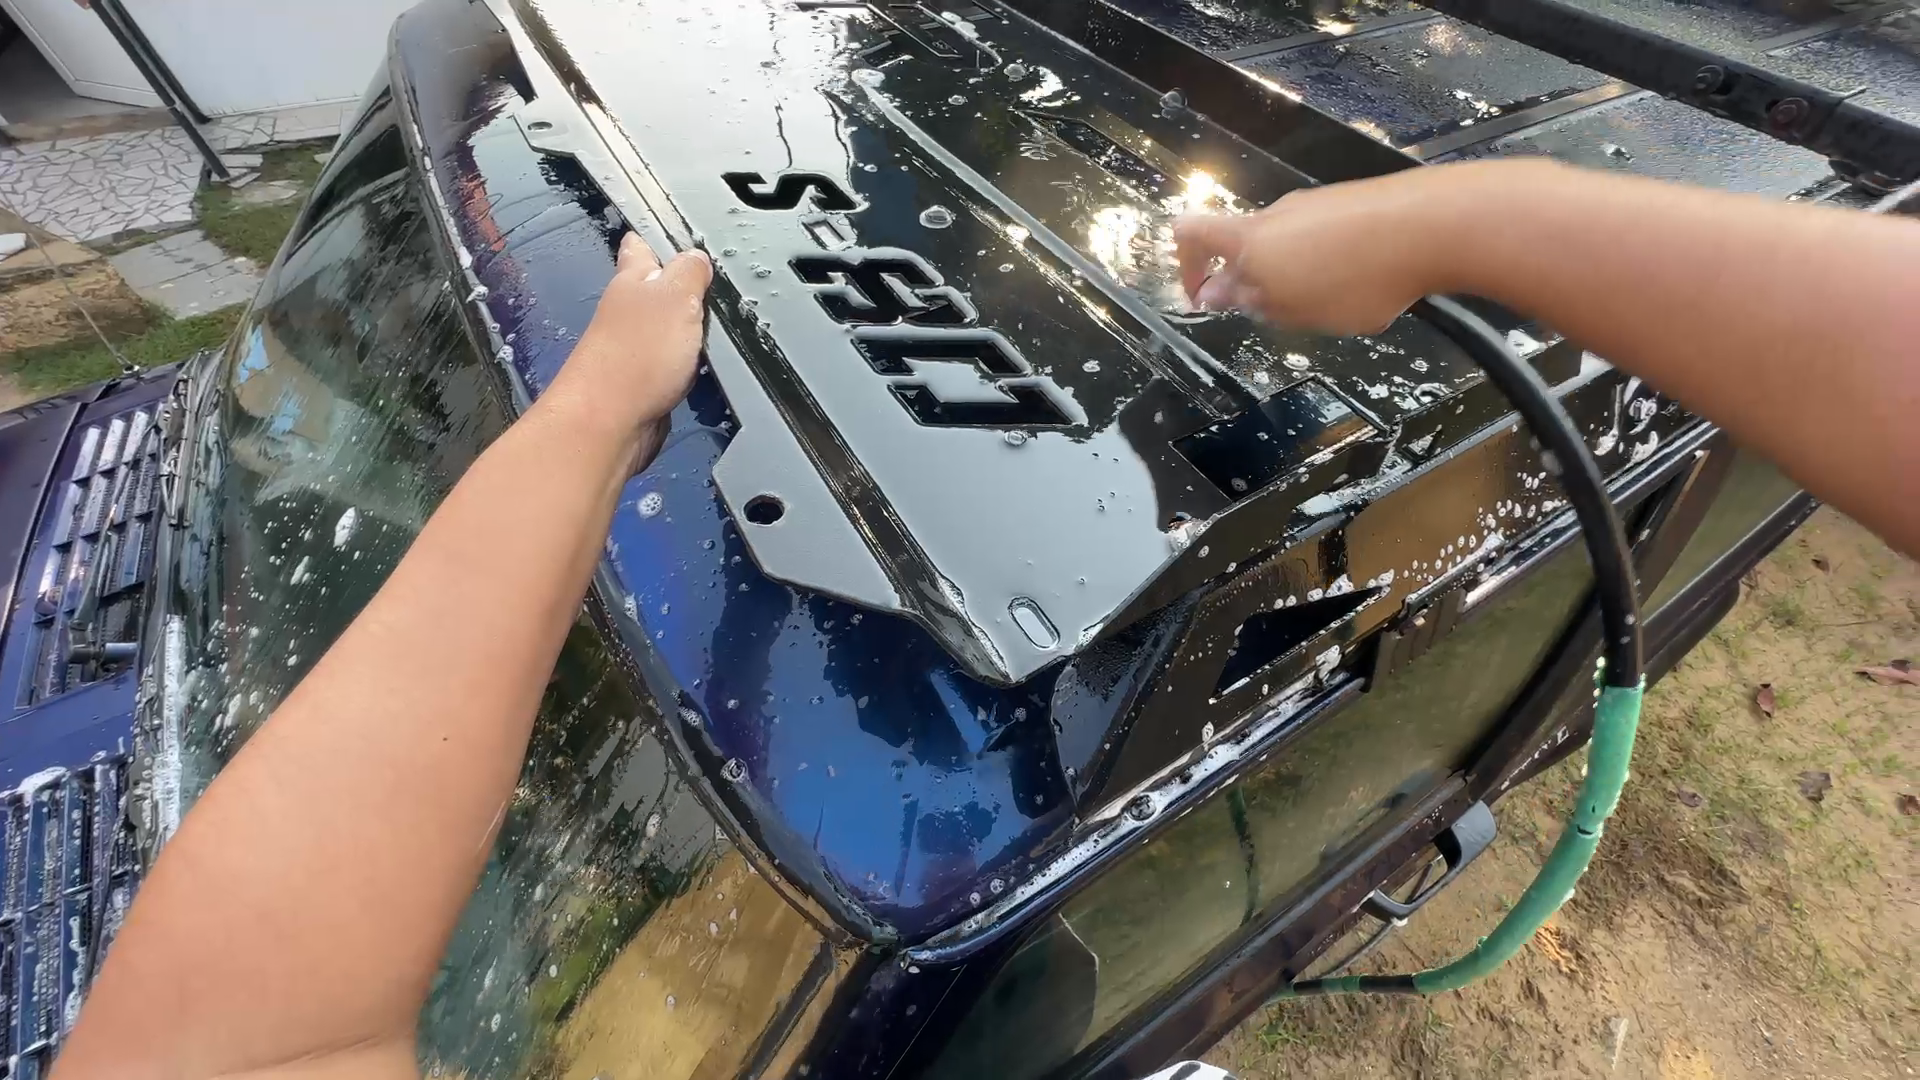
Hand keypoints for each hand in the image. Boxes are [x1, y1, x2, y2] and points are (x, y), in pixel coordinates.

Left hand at [544, 232, 712, 470]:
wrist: (613, 419)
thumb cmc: (641, 353)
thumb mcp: (676, 298)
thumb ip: (691, 273)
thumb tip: (697, 256)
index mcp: (632, 281)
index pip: (640, 247)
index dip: (656, 240)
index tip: (678, 239)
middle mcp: (628, 311)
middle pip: (653, 289)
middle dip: (677, 285)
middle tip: (711, 284)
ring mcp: (634, 348)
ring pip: (662, 327)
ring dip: (685, 325)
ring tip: (717, 324)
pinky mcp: (644, 382)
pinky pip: (670, 361)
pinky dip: (686, 360)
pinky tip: (704, 364)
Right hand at [1175, 164, 1521, 334]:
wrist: (1440, 225)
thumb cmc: (1356, 279)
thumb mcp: (1292, 308)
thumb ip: (1248, 301)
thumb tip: (1212, 292)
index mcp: (1249, 239)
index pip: (1191, 234)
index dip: (1186, 267)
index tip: (1203, 298)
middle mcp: (1276, 214)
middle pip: (1241, 244)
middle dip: (1250, 281)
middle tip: (1278, 313)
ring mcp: (1316, 204)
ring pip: (1284, 244)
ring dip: (1291, 276)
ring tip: (1328, 302)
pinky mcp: (1352, 202)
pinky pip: (1321, 237)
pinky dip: (1325, 262)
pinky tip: (1360, 282)